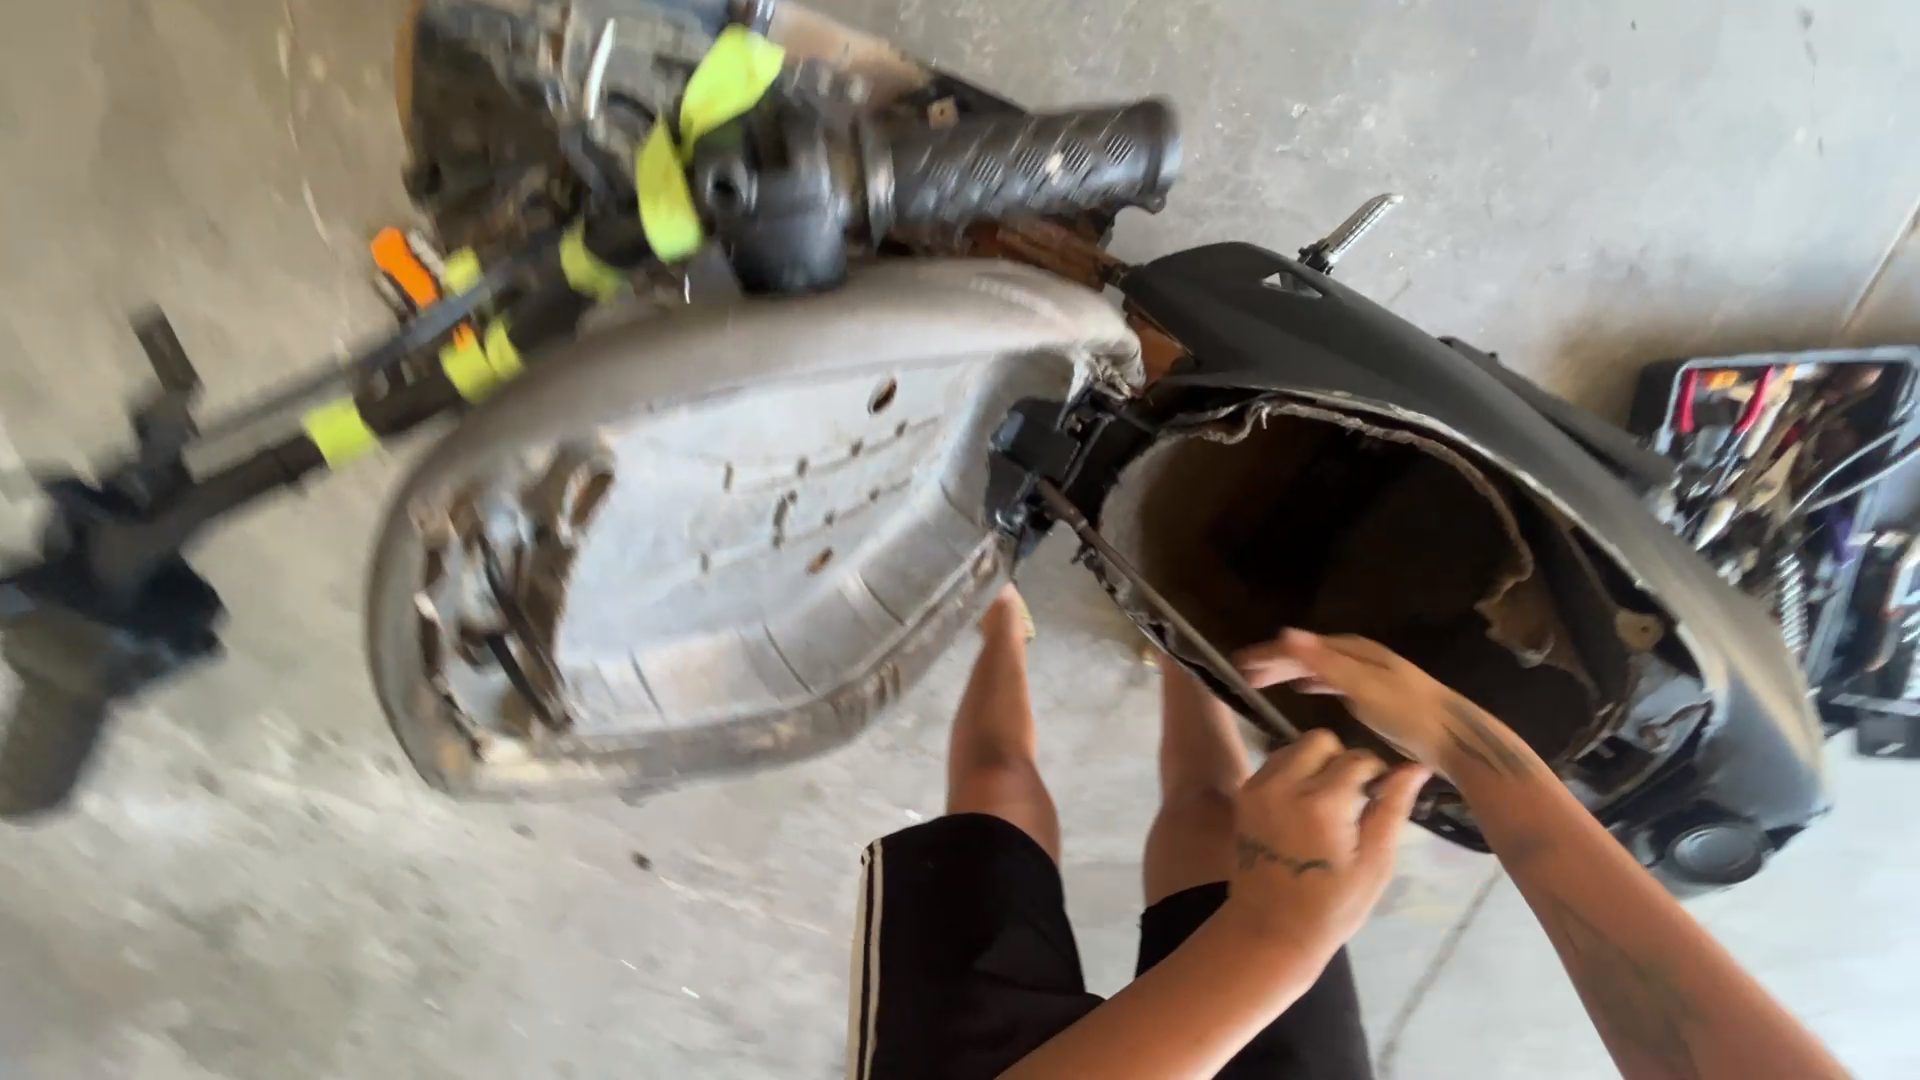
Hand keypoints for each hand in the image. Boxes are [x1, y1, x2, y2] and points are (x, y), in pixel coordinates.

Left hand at [1219, 729, 1427, 965]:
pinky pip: (1273, 763)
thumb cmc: (1332, 905)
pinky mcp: (1243, 793)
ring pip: (1293, 747)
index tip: (1380, 792)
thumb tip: (1414, 768)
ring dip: (1314, 762)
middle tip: (1353, 793)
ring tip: (1328, 800)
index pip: (1357, 758)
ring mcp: (1257, 786)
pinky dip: (1291, 772)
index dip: (1376, 771)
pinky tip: (1303, 804)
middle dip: (1341, 758)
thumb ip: (1392, 808)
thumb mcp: (1374, 862)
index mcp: (1321, 803)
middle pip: (1319, 740)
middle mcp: (1283, 784)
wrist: (1270, 926)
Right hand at [1234, 629, 1540, 782]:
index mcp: (1354, 651)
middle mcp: (1359, 657)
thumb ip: (1323, 662)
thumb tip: (1285, 633)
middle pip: (1307, 653)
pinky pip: (1329, 679)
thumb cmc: (1408, 714)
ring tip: (1264, 680)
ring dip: (1289, 671)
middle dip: (1275, 661)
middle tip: (1244, 673)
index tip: (1240, 663)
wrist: (1458, 742)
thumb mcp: (1362, 687)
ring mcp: (1368, 675)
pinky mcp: (1374, 694)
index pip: (1299, 646)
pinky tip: (1305, 689)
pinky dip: (1310, 681)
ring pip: (1317, 667)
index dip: (1268, 653)